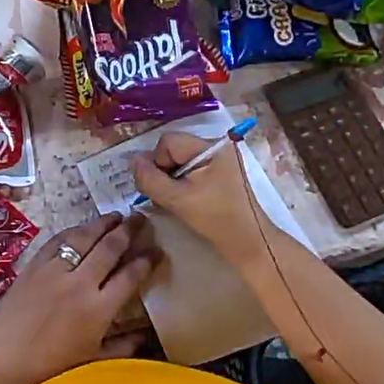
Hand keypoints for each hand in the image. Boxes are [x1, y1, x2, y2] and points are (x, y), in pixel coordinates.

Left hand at [0, 212, 156, 383]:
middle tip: (140, 218)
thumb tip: (145, 335)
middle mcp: (80, 283)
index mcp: (99, 309)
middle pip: (110, 247)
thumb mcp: (93, 362)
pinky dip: (73, 231)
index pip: (130, 276)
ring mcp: (55, 270)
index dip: (147, 260)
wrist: (2, 362)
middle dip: (128, 230)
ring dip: (102, 223)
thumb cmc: (50, 370)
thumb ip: (122, 347)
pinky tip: (82, 228)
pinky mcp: (34, 265)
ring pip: (84, 237)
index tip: (157, 250)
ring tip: (115, 216)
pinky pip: (58, 240)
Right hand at [131, 132, 273, 267]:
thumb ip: (150, 179)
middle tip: (170, 195)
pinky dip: (183, 181)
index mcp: (211, 146)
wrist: (249, 241)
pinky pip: (191, 167)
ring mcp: (220, 157)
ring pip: (180, 159)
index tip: (167, 188)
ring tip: (179, 199)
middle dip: (165, 171)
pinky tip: (187, 199)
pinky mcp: (220, 170)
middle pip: (173, 148)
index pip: (168, 141)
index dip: (159, 163)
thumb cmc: (215, 219)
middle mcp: (217, 144)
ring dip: (172, 178)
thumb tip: (134, 160)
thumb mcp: (176, 199)